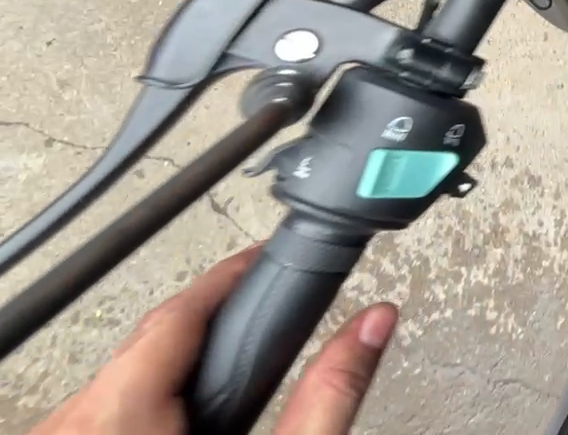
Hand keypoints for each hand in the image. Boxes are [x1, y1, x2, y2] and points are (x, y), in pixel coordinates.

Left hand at [32, 247, 397, 434]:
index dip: (229, 278)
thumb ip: (330, 394)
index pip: (174, 316)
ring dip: (165, 379)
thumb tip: (375, 321)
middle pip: (138, 354)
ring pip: (104, 396)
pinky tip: (174, 430)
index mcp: (113, 426)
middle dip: (205, 333)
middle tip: (265, 326)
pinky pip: (85, 427)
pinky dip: (134, 415)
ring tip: (221, 393)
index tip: (265, 258)